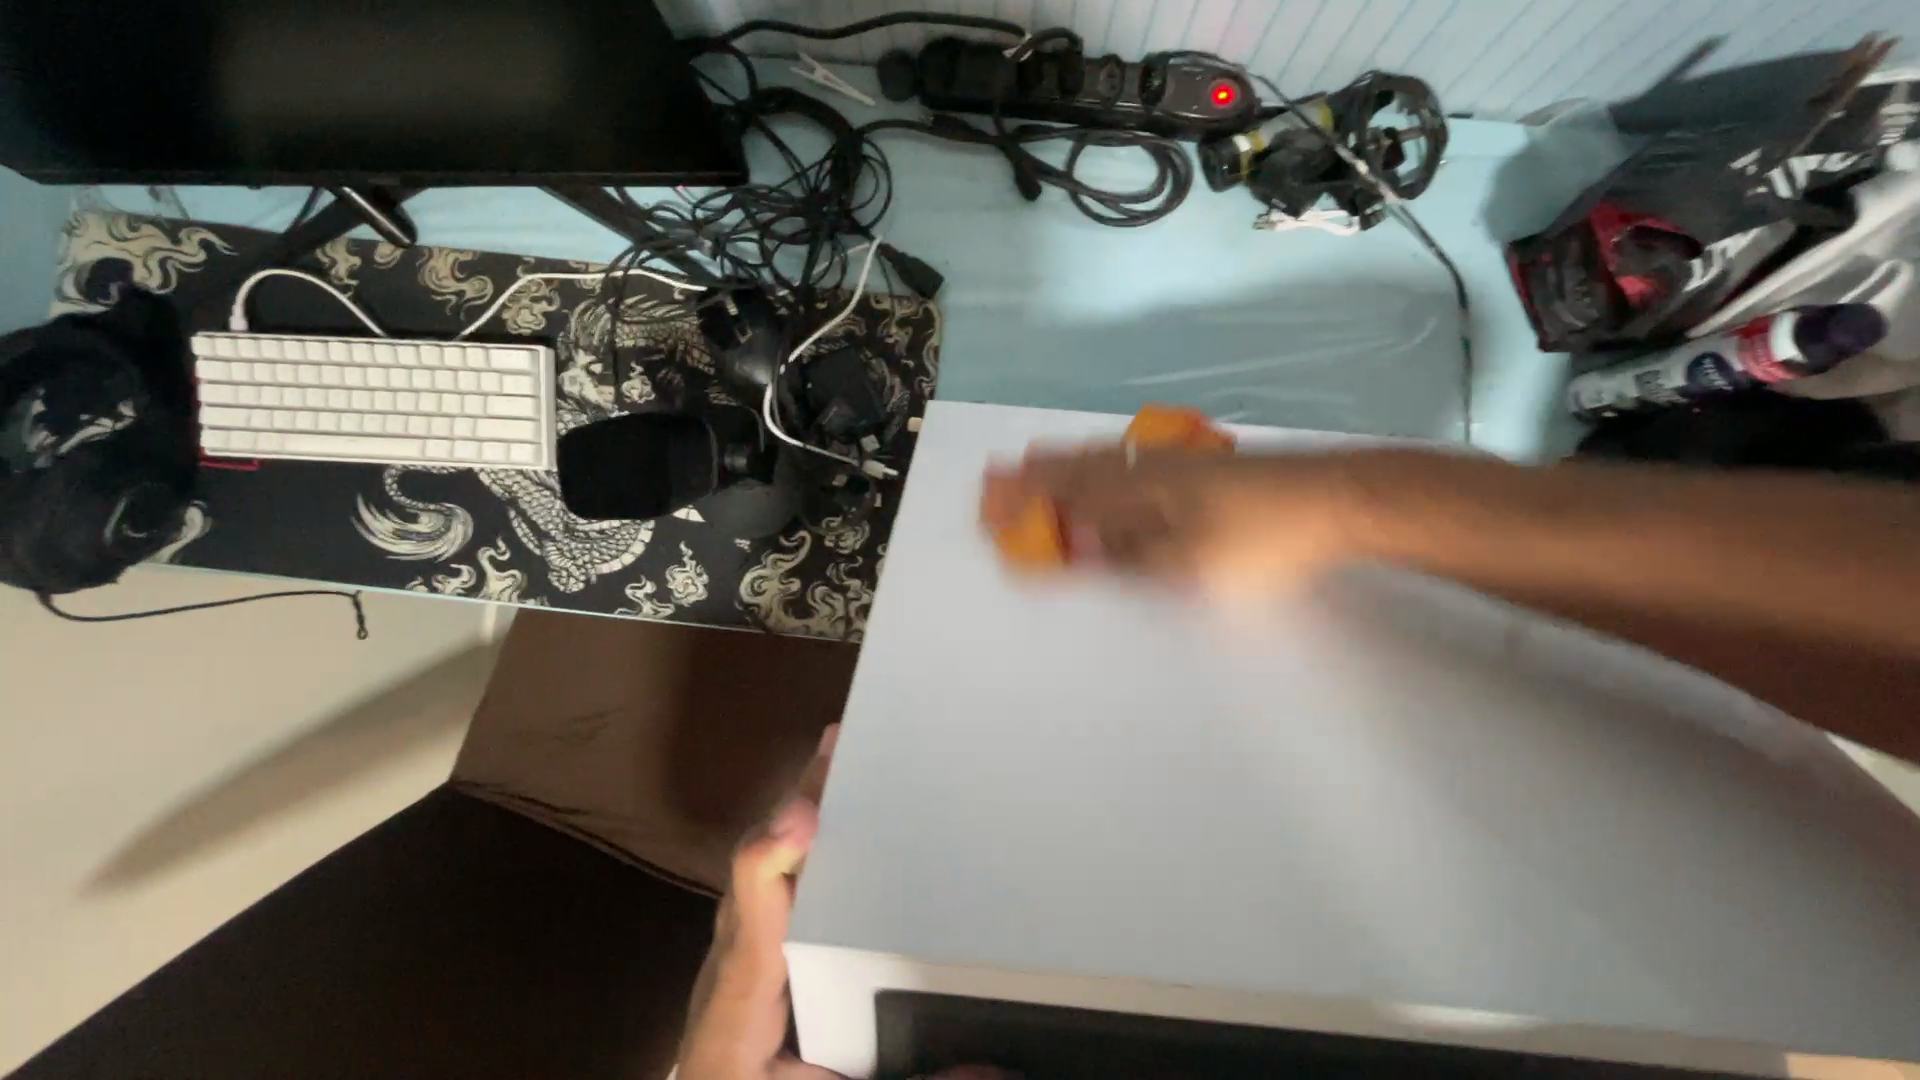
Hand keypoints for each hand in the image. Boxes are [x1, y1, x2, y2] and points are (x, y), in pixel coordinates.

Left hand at [676, 729, 1009, 1079]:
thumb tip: (995, 1068)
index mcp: (746, 994)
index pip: (753, 919)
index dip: (774, 859)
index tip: (807, 814)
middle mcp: (738, 951)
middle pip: (761, 861)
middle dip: (801, 799)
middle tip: (844, 743)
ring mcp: (742, 936)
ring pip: (765, 854)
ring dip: (800, 800)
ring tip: (843, 750)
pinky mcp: (755, 934)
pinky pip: (774, 867)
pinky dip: (800, 827)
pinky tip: (831, 799)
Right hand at [981, 445, 1370, 596]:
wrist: (1332, 497)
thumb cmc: (1257, 539)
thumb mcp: (1190, 563)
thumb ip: (1128, 555)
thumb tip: (1075, 546)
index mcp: (1135, 493)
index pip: (1062, 496)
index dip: (1021, 504)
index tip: (987, 514)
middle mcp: (1143, 469)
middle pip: (1073, 468)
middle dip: (1029, 478)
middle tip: (992, 481)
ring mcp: (1170, 462)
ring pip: (1097, 458)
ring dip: (1057, 466)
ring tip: (1028, 465)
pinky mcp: (1193, 464)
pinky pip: (1121, 458)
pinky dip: (1091, 461)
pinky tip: (1101, 464)